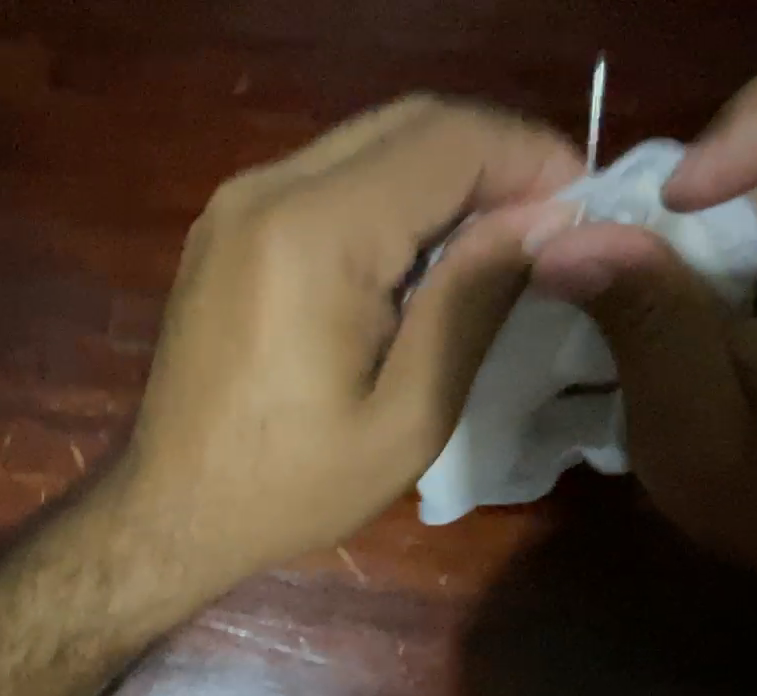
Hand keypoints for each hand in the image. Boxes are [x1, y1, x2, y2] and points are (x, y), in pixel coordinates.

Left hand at [118, 96, 583, 588]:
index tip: (581, 210)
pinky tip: (410, 259)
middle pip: (409, 124)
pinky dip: (383, 199)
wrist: (174, 510)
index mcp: (316, 234)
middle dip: (490, 159)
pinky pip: (324, 181)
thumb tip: (541, 218)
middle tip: (541, 226)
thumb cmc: (291, 486)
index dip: (532, 159)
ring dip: (438, 177)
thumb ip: (474, 300)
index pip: (451, 140)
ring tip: (487, 246)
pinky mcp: (223, 230)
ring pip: (366, 145)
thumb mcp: (409, 416)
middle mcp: (266, 191)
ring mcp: (234, 205)